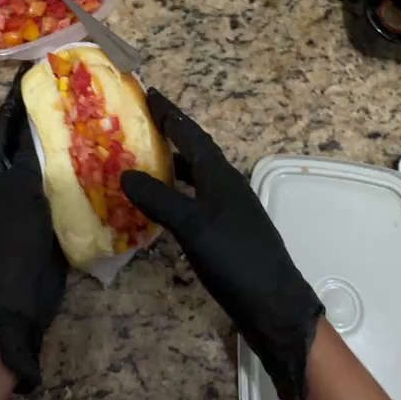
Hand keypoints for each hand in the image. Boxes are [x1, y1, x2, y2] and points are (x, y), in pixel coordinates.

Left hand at [0, 67, 67, 393]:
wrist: (14, 299)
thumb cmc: (12, 240)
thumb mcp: (20, 188)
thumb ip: (26, 152)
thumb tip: (30, 113)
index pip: (6, 122)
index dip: (17, 96)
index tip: (34, 69)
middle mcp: (6, 179)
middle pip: (26, 139)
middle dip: (45, 115)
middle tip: (71, 89)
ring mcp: (25, 200)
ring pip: (46, 160)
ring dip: (64, 140)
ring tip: (90, 115)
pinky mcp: (46, 219)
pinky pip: (61, 185)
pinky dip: (76, 169)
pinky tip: (100, 158)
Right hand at [121, 90, 324, 399]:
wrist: (274, 306)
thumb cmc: (235, 258)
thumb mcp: (192, 226)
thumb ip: (159, 198)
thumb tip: (126, 173)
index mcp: (219, 174)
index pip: (190, 133)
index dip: (168, 113)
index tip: (148, 92)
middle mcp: (225, 184)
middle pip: (194, 149)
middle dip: (169, 132)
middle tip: (141, 120)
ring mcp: (228, 207)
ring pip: (195, 173)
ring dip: (172, 161)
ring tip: (144, 156)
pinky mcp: (227, 229)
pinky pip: (195, 197)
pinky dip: (176, 191)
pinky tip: (162, 202)